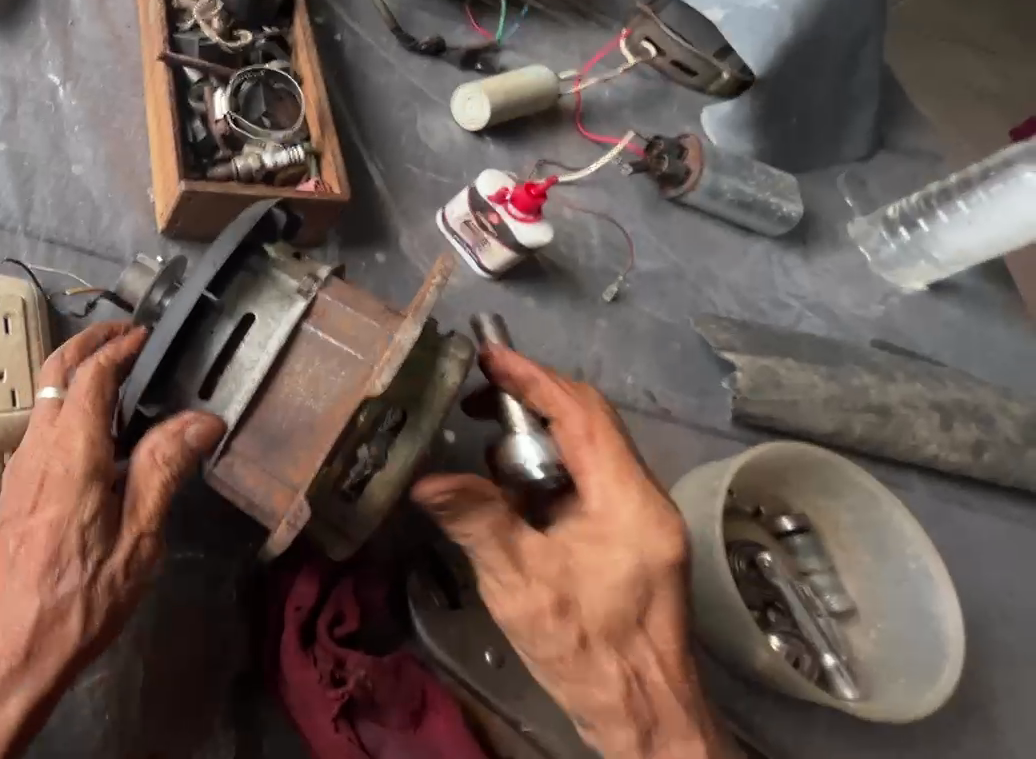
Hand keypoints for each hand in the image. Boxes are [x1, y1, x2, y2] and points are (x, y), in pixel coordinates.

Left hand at [0, 322, 223, 758]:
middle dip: (87, 341)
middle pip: (55, 369)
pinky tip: (93, 423)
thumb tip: (202, 418)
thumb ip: (165, 468)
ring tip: (113, 369)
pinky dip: (66, 398)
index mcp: (72, 448)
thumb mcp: (138, 536)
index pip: (91, 373)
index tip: (143, 335)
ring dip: (74, 368)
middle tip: (122, 333)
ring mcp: (22, 463)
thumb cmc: (81, 595)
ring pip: (44, 394)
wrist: (10, 643)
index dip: (117, 347)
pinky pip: (42, 420)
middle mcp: (39, 443)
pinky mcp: (17, 484)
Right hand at [411, 347, 737, 758]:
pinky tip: (509, 482)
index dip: (533, 378)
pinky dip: (545, 458)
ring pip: (589, 442)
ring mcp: (640, 515)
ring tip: (484, 434)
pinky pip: (586, 470)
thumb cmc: (587, 651)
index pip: (583, 415)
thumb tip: (424, 479)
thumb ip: (476, 522)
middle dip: (532, 396)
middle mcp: (643, 498)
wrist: (645, 715)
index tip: (487, 355)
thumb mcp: (520, 585)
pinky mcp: (628, 531)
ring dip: (536, 428)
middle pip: (591, 419)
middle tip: (474, 394)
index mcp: (626, 503)